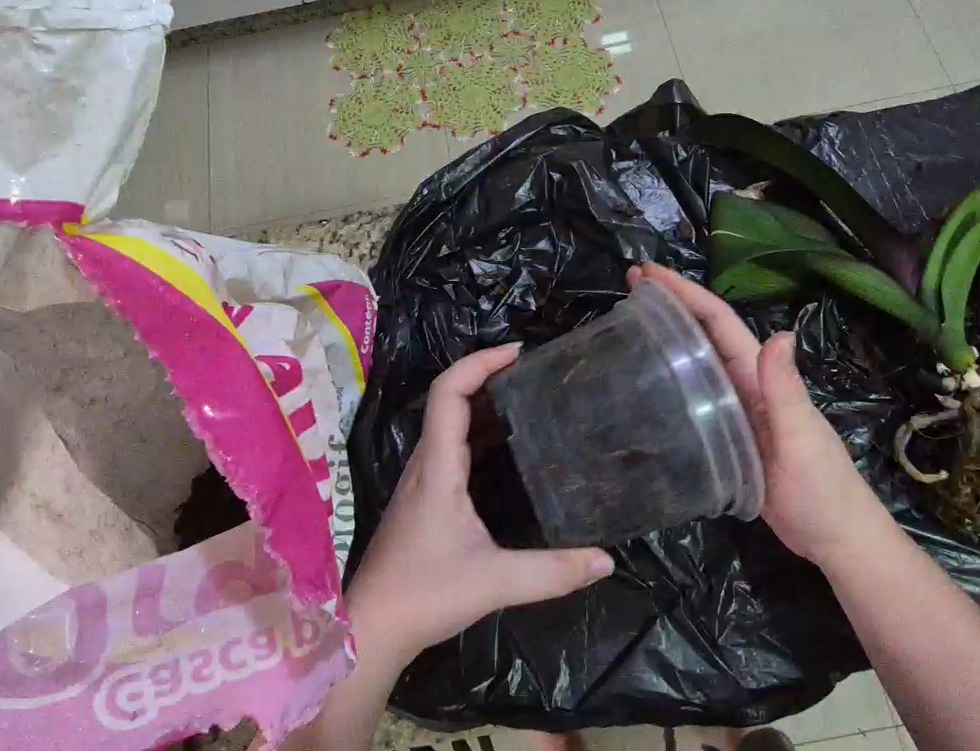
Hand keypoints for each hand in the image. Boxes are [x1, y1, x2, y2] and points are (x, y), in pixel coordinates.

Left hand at [347, 344, 615, 674]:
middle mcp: (427, 463)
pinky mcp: (425, 500)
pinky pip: (454, 450)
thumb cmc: (425, 594)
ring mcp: (423, 481)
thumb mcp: (495, 581)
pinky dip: (483, 438)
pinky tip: (513, 455)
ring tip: (534, 404)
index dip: (480, 362)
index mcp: (438, 465)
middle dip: (491, 378)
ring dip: (488, 408)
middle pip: (451, 400)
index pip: (449, 392)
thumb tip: (606, 560)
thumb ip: (552, 572)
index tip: (519, 351)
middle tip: (538, 375)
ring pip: (452, 425)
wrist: (372, 627)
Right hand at [627, 264, 894, 564]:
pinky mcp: (728, 434)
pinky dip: (671, 375)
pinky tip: (646, 379)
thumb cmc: (821, 489)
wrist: (837, 539)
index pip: (719, 323)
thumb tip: (780, 334)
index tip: (647, 272)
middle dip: (670, 302)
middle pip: (704, 332)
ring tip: (629, 318)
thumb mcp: (801, 438)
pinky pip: (693, 394)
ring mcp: (736, 409)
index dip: (685, 293)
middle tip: (629, 281)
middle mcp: (746, 384)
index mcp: (760, 377)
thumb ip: (786, 390)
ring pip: (696, 360)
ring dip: (668, 333)